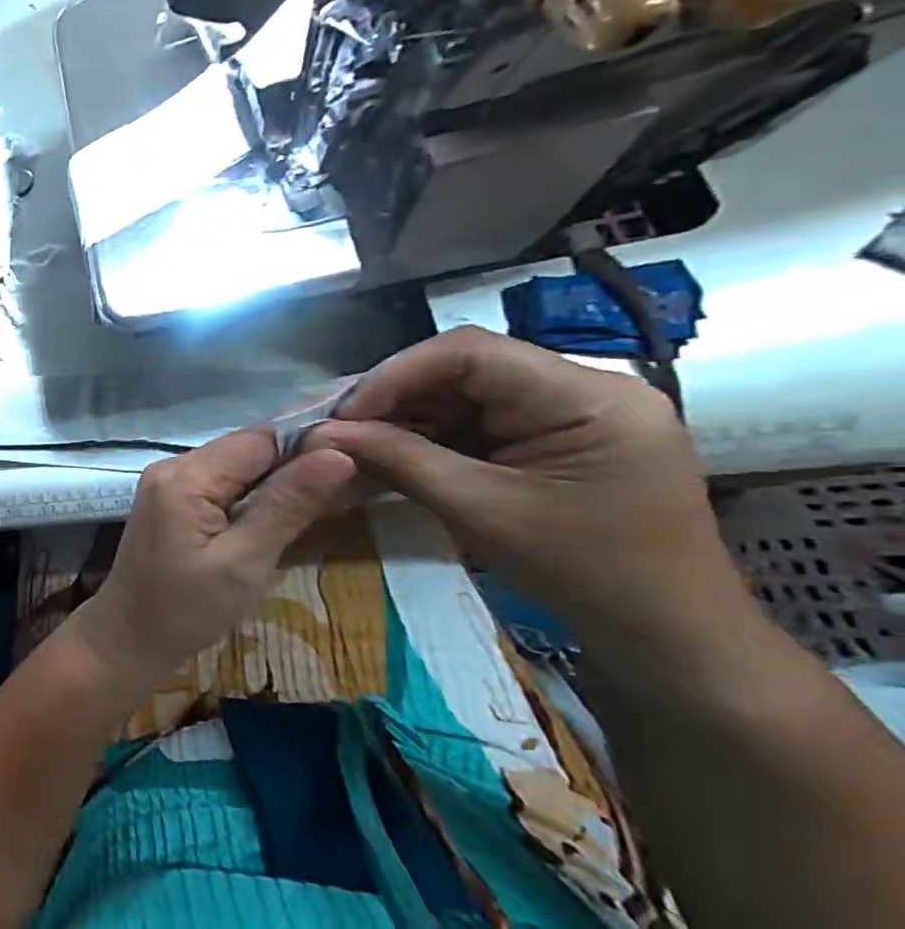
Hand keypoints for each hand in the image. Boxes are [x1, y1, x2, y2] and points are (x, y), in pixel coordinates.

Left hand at [73, 428, 357, 681]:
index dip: (305, 451)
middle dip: (290, 469)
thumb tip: (337, 454)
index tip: (350, 473)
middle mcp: (172, 465)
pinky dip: (246, 498)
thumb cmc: (187, 609)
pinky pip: (218, 484)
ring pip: (235, 466)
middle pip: (246, 449)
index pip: (259, 439)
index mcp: (186, 475)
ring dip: (270, 486)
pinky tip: (268, 524)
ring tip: (310, 514)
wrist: (128, 637)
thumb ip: (287, 505)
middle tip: (337, 500)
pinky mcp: (168, 499)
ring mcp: (166, 481)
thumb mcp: (245, 562)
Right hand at [302, 326, 744, 641]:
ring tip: (359, 447)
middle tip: (340, 432)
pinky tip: (396, 456)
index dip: (396, 374)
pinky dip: (431, 437)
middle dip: (396, 398)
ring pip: (463, 393)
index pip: (470, 352)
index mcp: (587, 397)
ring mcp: (569, 410)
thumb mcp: (481, 512)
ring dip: (407, 418)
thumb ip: (399, 461)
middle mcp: (583, 387)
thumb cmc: (585, 573)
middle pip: (464, 368)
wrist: (667, 634)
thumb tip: (320, 434)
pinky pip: (477, 419)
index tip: (344, 414)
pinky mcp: (554, 434)